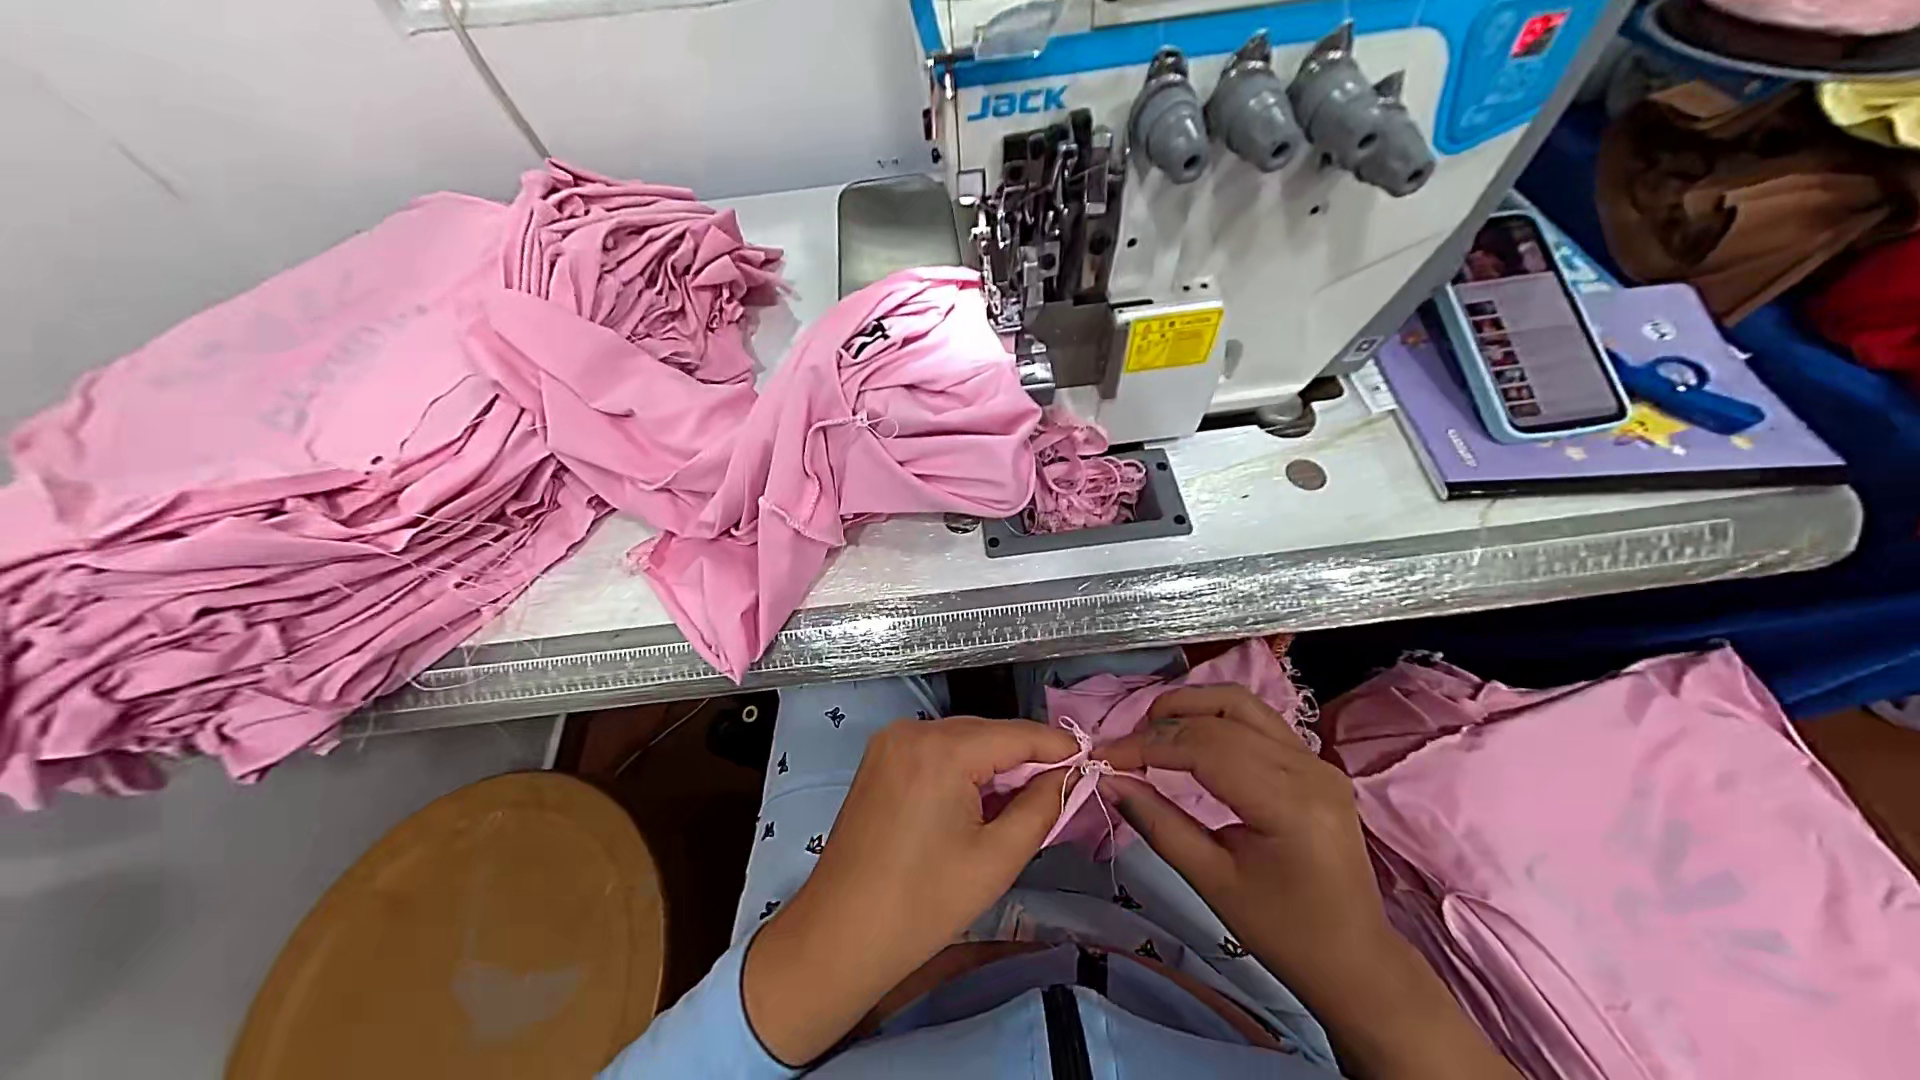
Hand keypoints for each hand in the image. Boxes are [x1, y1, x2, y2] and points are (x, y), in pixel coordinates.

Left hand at [743, 716, 1075, 1065]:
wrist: (840, 935)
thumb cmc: (922, 904)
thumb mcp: (997, 858)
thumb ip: (1042, 806)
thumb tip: (1069, 775)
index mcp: (941, 749)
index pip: (1016, 734)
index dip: (1057, 747)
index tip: (1090, 762)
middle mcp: (913, 730)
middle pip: (988, 733)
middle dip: (1025, 759)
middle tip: (1059, 792)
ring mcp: (891, 741)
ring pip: (963, 740)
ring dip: (994, 764)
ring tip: (1020, 803)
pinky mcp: (880, 758)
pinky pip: (937, 749)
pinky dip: (963, 767)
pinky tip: (977, 801)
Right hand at [1100, 685, 1389, 977]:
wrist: (1355, 960)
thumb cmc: (1282, 931)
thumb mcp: (1211, 881)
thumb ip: (1157, 822)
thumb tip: (1110, 780)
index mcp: (1288, 804)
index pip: (1205, 747)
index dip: (1147, 745)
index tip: (1105, 757)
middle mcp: (1308, 768)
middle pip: (1220, 718)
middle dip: (1162, 726)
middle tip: (1123, 749)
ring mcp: (1317, 760)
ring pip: (1240, 704)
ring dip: (1189, 707)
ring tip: (1152, 731)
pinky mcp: (1315, 762)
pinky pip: (1257, 719)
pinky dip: (1214, 718)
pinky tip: (1189, 737)